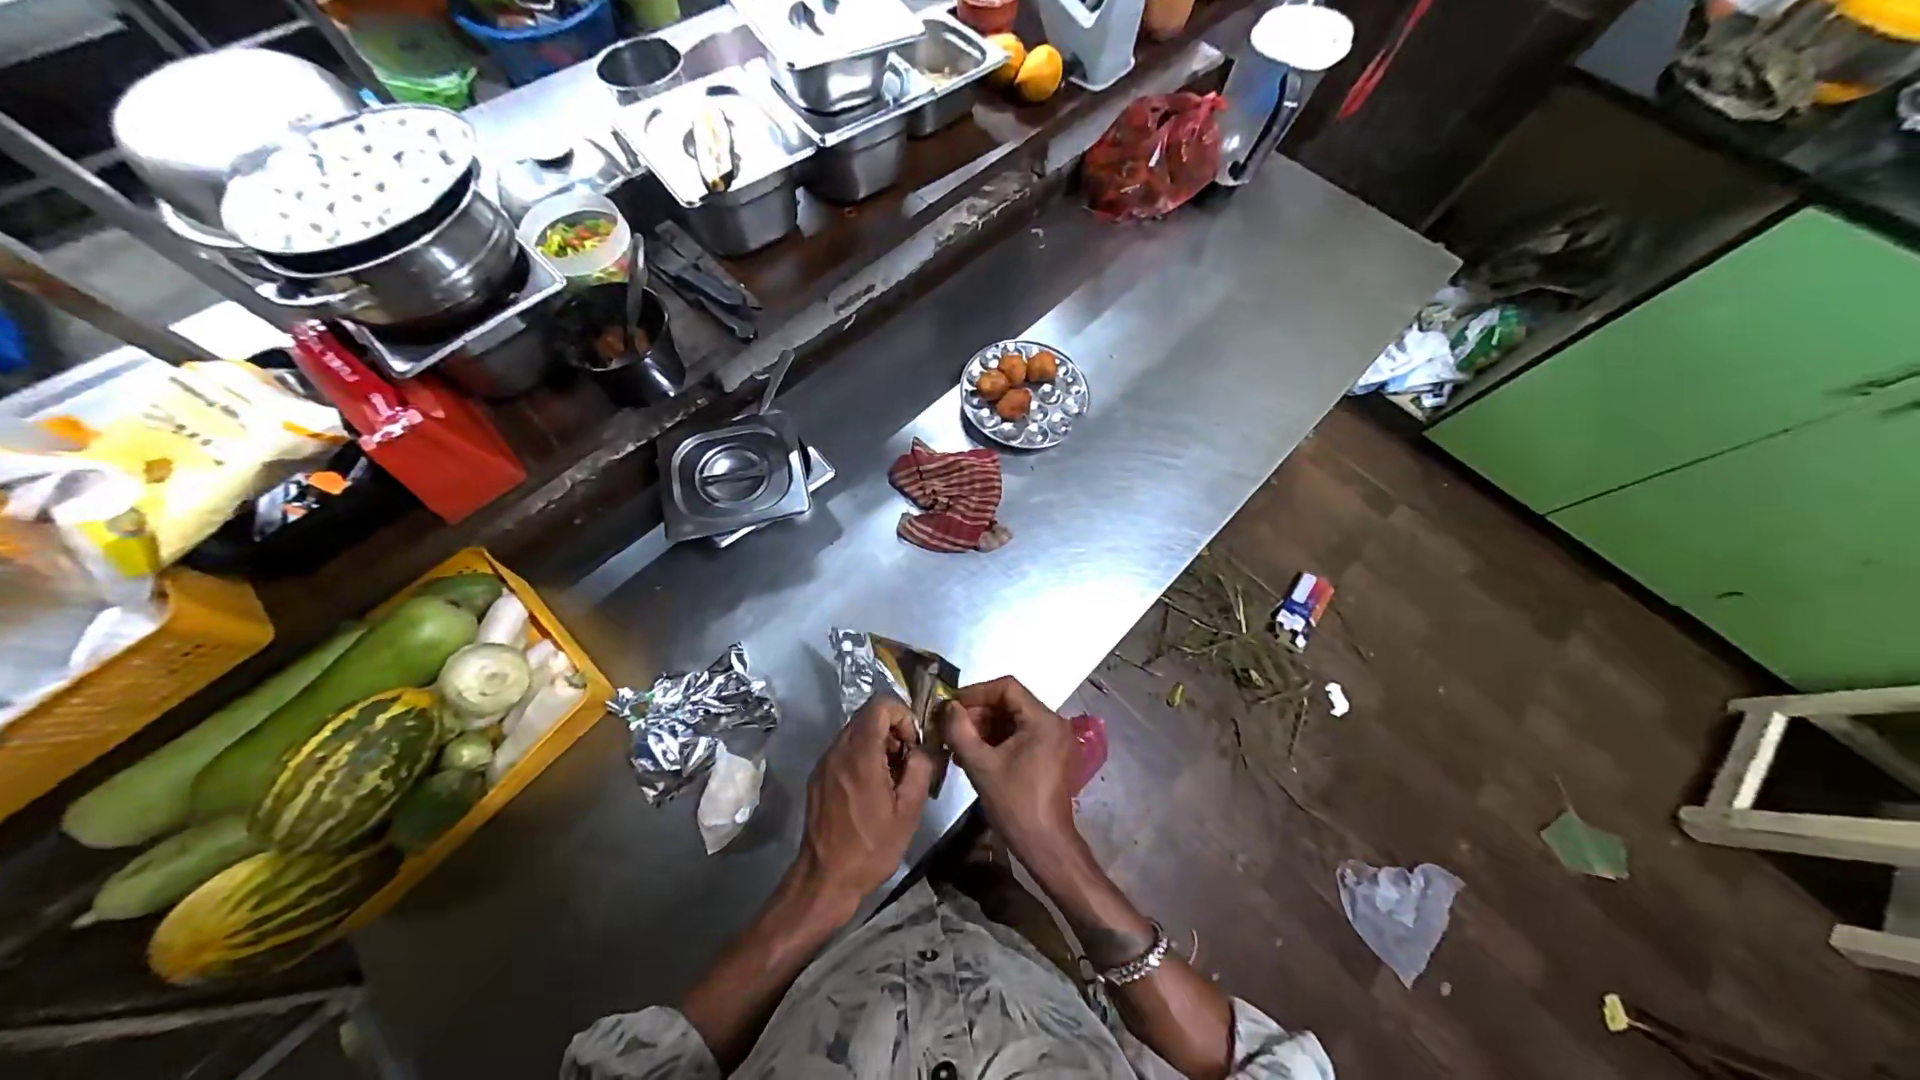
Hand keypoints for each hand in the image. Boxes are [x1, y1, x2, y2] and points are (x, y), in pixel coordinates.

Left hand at [791, 695, 933, 912]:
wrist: (825, 879)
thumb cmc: (871, 847)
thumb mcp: (909, 810)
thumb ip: (921, 768)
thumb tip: (924, 748)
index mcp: (860, 753)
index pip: (881, 705)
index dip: (903, 716)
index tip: (913, 745)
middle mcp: (838, 750)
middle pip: (868, 716)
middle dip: (894, 730)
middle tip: (908, 763)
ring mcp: (824, 763)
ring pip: (856, 731)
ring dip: (879, 744)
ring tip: (893, 778)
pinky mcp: (818, 777)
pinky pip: (845, 750)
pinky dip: (863, 756)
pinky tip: (873, 788)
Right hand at [944, 676, 1079, 864]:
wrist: (1046, 845)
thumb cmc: (1015, 803)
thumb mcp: (981, 765)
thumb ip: (960, 731)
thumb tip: (948, 707)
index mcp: (1043, 720)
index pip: (1007, 687)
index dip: (976, 692)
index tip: (952, 706)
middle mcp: (1054, 724)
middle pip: (1010, 703)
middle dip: (978, 713)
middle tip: (952, 728)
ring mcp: (1055, 740)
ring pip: (1014, 720)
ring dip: (985, 728)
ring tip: (959, 744)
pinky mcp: (1051, 756)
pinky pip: (1021, 736)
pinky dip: (998, 741)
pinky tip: (975, 755)